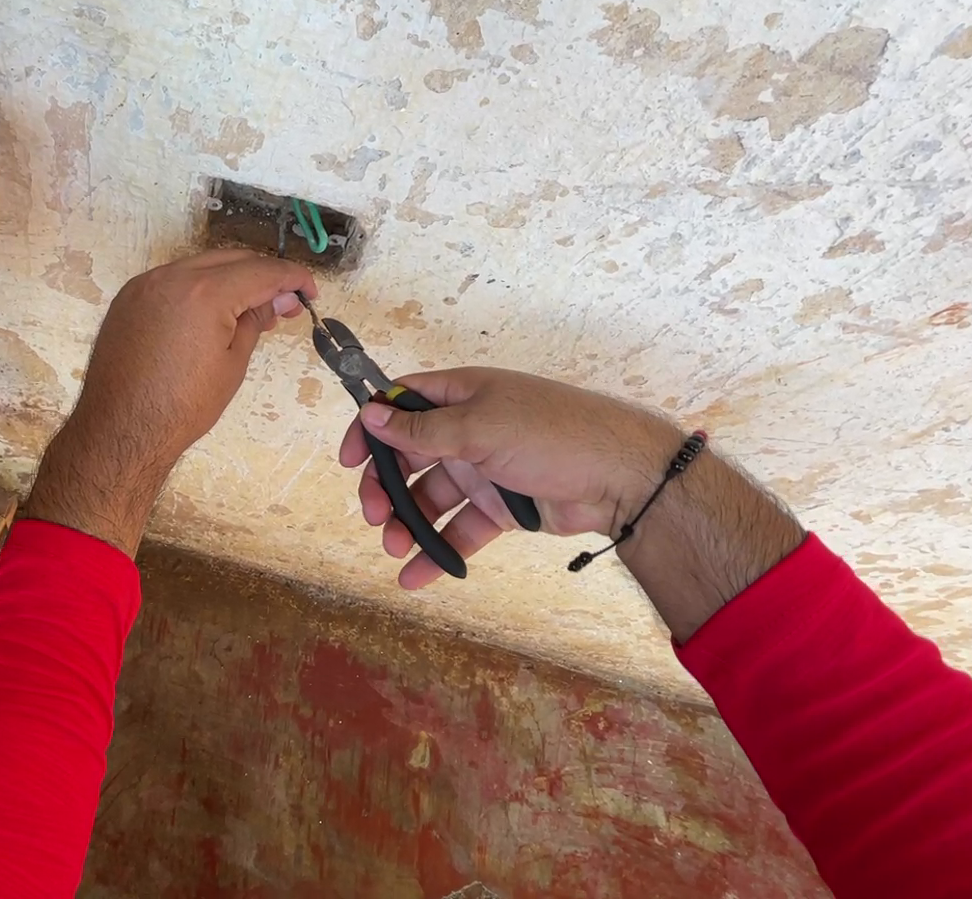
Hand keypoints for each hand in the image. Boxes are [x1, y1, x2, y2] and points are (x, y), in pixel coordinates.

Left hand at [24, 250, 317, 554]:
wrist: (121, 429)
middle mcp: (172, 276)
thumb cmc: (183, 405)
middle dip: (263, 276)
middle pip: (232, 260)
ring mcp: (146, 283)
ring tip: (251, 312)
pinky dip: (200, 287)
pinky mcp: (130, 297)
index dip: (292, 277)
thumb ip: (255, 320)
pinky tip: (213, 313)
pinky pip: (175, 280)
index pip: (261, 271)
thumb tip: (277, 299)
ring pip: (201, 266)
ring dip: (231, 280)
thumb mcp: (233, 363)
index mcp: (204, 291)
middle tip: (285, 305)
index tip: (310, 291)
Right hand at [338, 368, 681, 589]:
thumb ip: (421, 429)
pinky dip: (437, 550)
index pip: (400, 405)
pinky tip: (415, 575)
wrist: (622, 479)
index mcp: (460, 396)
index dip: (371, 428)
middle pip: (408, 456)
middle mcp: (465, 430)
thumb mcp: (478, 426)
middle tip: (372, 514)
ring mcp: (481, 470)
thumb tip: (371, 414)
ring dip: (406, 521)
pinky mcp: (498, 507)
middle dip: (385, 484)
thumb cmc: (549, 433)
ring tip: (393, 546)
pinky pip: (458, 528)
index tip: (349, 460)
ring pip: (429, 496)